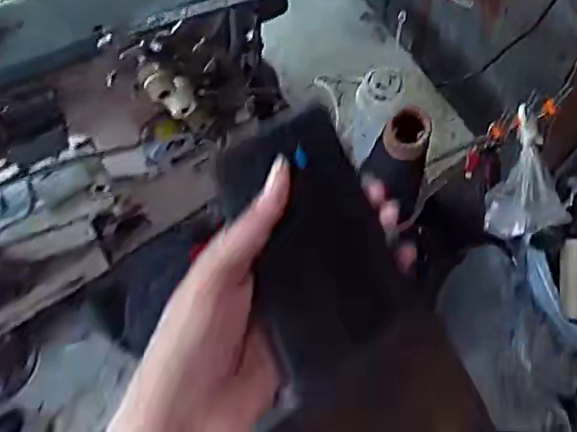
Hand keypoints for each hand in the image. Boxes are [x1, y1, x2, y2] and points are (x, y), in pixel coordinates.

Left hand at [107, 162, 416, 431]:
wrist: (187, 423)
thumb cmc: (182, 345)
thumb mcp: (213, 273)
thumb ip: (249, 225)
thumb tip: (279, 173)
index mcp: (250, 249)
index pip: (292, 207)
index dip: (321, 186)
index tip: (347, 170)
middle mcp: (278, 272)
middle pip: (326, 232)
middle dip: (356, 209)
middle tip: (378, 195)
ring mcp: (298, 303)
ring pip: (343, 262)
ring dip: (371, 239)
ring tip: (390, 221)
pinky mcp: (314, 333)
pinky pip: (350, 303)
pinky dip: (376, 283)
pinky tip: (393, 266)